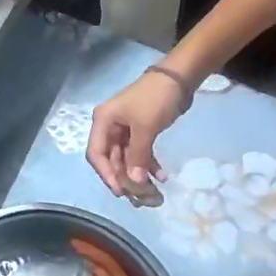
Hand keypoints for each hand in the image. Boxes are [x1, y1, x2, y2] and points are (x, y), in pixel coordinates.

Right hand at [87, 70, 189, 199]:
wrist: (178, 78)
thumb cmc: (155, 100)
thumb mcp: (145, 128)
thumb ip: (137, 156)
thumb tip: (135, 182)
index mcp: (103, 122)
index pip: (96, 154)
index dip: (106, 174)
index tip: (121, 191)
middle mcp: (110, 127)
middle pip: (112, 159)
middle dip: (125, 178)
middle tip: (140, 196)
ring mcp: (125, 130)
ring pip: (127, 159)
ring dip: (138, 175)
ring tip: (154, 191)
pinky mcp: (140, 131)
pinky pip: (140, 153)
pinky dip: (149, 164)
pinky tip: (163, 176)